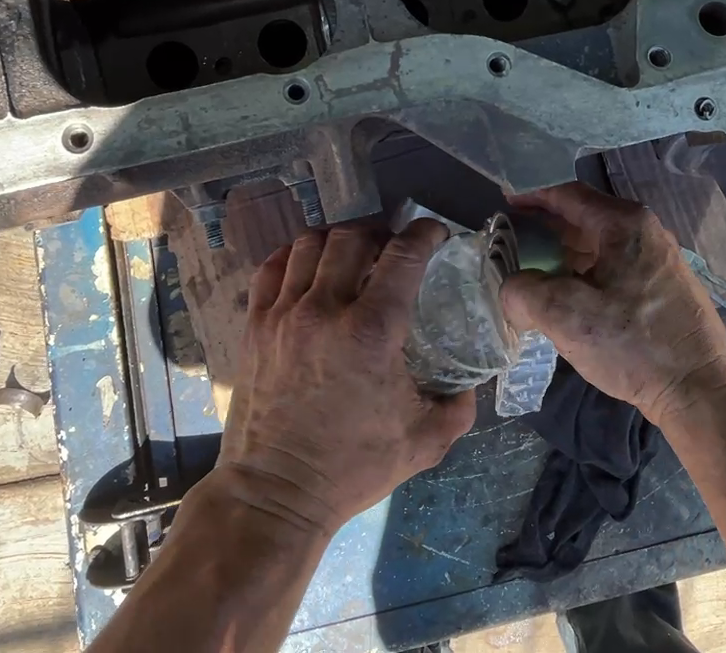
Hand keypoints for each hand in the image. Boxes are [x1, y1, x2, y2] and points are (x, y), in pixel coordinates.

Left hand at [218, 219, 477, 535]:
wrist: (275, 493)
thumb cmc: (353, 468)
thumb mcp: (425, 442)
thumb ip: (460, 404)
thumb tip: (471, 378)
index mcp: (373, 330)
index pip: (403, 255)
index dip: (424, 233)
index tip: (434, 234)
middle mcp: (325, 309)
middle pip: (353, 238)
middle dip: (380, 233)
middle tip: (393, 248)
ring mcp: (283, 313)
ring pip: (310, 244)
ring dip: (338, 240)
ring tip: (351, 255)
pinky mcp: (254, 325)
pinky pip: (272, 267)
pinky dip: (295, 256)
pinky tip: (309, 267)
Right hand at [502, 184, 725, 423]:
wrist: (697, 389)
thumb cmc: (631, 344)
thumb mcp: (563, 316)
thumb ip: (523, 291)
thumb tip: (513, 288)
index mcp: (624, 224)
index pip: (569, 195)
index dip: (533, 197)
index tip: (506, 205)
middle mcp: (646, 231)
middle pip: (586, 216)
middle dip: (548, 225)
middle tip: (515, 237)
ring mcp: (659, 258)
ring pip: (601, 242)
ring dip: (567, 250)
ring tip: (535, 265)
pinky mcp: (664, 285)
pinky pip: (615, 263)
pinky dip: (587, 268)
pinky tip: (570, 290)